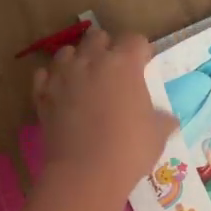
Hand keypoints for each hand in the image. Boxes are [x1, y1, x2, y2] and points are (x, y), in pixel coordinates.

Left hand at [34, 28, 174, 192]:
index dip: (141, 51)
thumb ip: (162, 119)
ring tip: (84, 79)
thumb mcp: (158, 135)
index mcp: (124, 64)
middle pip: (98, 37)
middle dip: (107, 48)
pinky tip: (60, 93)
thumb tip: (168, 120)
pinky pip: (44, 75)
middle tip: (113, 70)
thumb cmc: (129, 150)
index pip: (135, 40)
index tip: (145, 64)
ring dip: (77, 60)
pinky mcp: (42, 95)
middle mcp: (91, 61)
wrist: (85, 173)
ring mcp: (62, 76)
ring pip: (67, 52)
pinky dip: (51, 79)